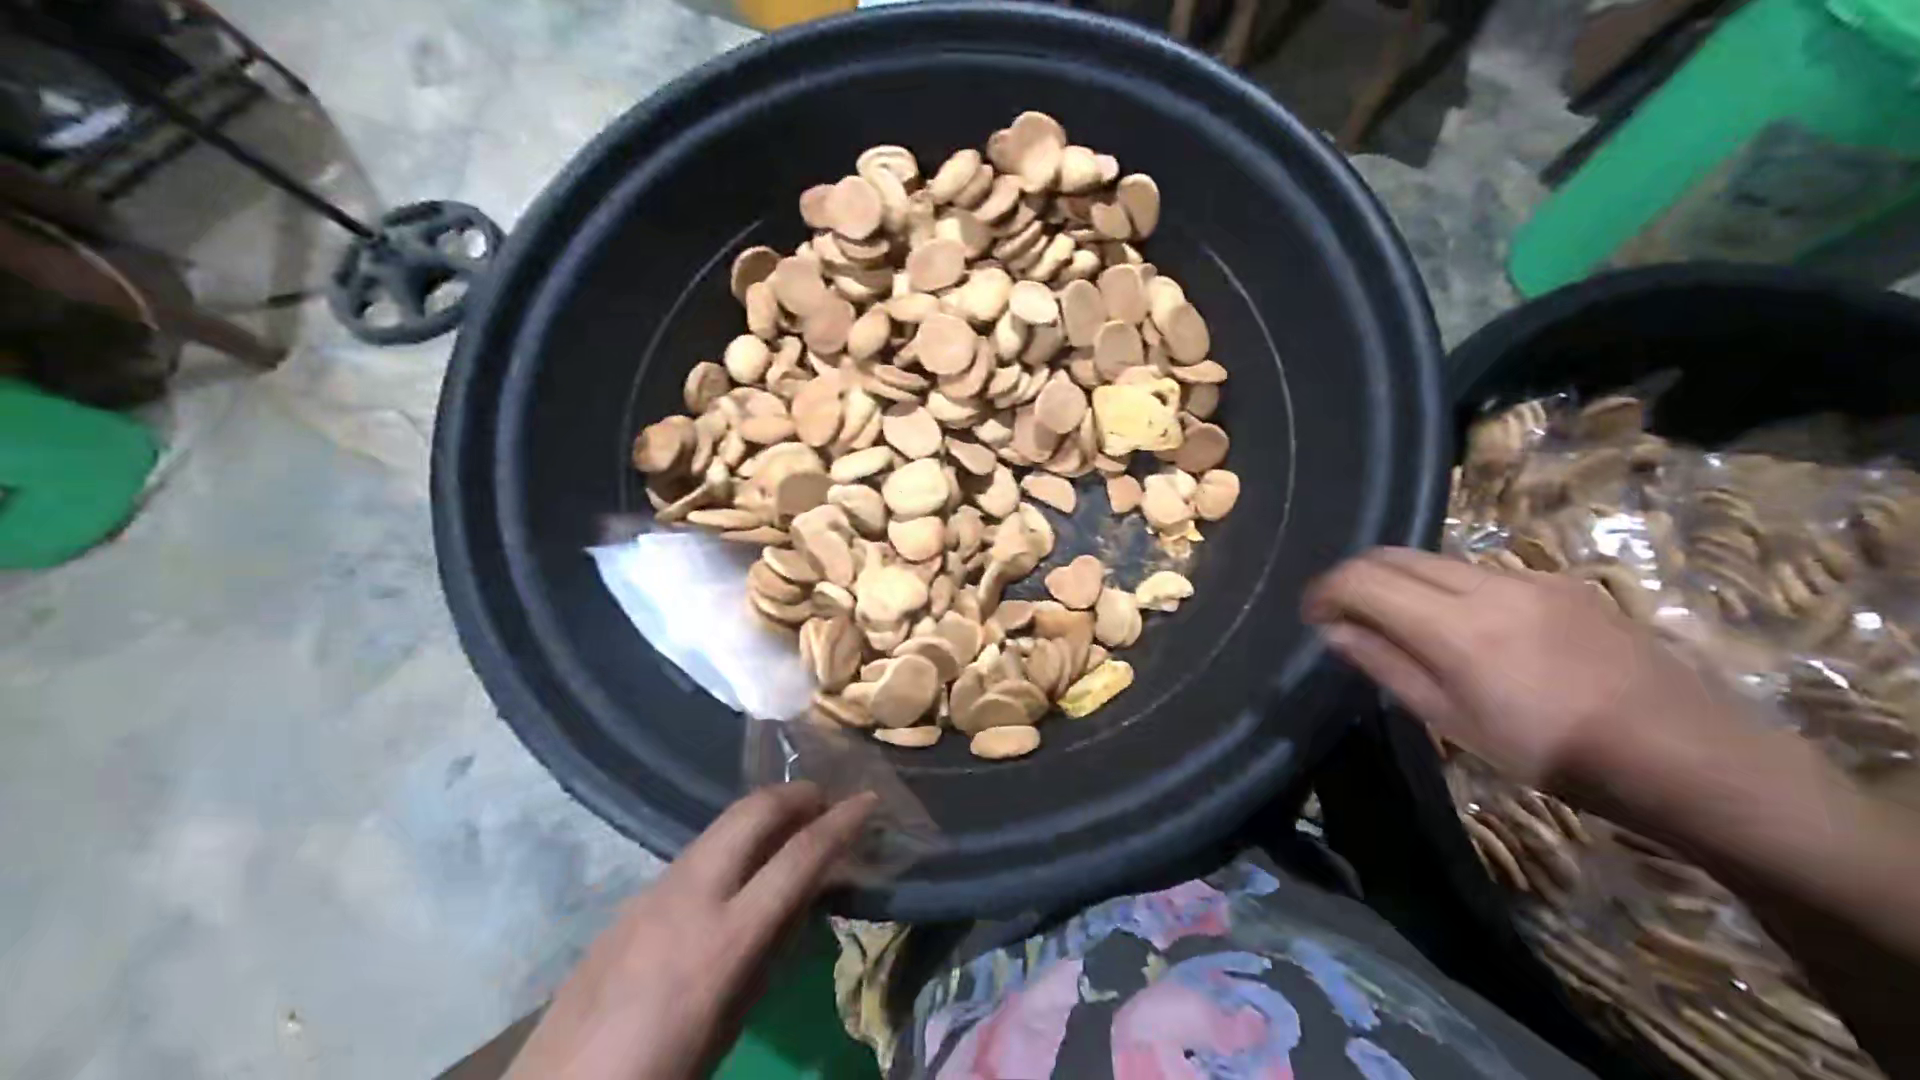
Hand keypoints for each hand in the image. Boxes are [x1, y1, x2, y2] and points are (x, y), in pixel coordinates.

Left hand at [507, 783, 876, 1079]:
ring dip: (764, 814)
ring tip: (790, 830)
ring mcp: (655, 888)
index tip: (869, 801)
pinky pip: (697, 851)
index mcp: (725, 937)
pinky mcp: (633, 896)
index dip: (841, 822)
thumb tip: (806, 894)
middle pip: (754, 811)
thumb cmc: (662, 1077)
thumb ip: (774, 948)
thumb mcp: (734, 1020)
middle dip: (797, 795)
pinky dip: (732, 843)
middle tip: (826, 802)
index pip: (799, 857)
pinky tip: (737, 873)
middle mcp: (691, 894)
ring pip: (722, 824)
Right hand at [1303, 548, 1753, 789]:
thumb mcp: (1453, 722)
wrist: (1688, 756)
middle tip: (1342, 613)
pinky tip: (1457, 624)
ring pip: (1435, 559)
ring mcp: (1530, 578)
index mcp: (1456, 627)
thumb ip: (1386, 665)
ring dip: (1398, 579)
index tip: (1312, 615)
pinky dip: (1442, 585)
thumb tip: (1333, 631)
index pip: (1363, 580)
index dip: (1325, 591)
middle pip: (1394, 556)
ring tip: (1395, 620)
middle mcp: (1488, 585)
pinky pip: (1479, 570)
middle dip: (1355, 577)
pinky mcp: (1562, 583)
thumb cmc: (1552, 754)